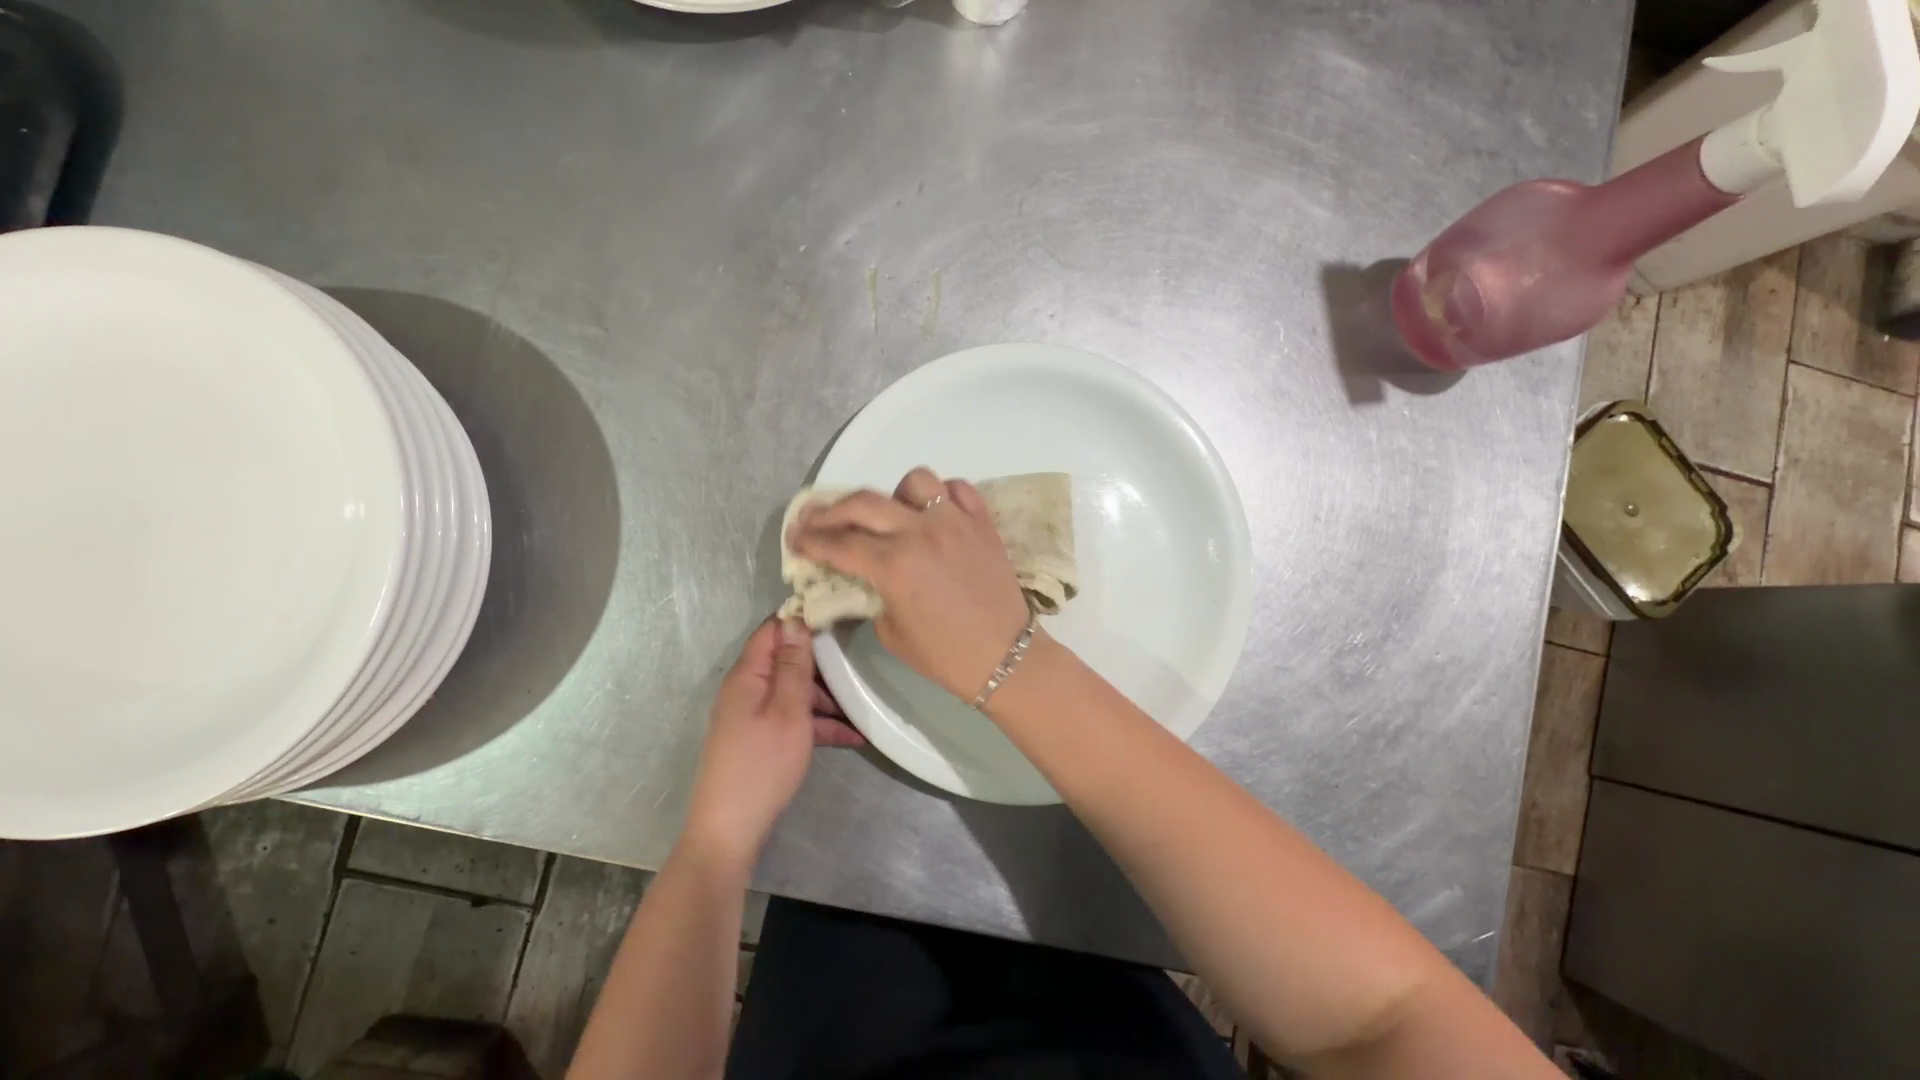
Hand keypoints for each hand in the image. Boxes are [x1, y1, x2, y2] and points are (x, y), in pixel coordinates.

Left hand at [683, 618, 864, 865]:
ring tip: (863, 709)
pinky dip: (818, 726)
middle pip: (786, 662)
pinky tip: (852, 738)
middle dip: (822, 664)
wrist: (730, 830)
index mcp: (747, 676)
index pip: (772, 630)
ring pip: (793, 693)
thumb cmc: (762, 765)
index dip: (802, 619)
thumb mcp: (788, 712)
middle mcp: (745, 691)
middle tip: (861, 663)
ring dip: (825, 699)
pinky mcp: (759, 742)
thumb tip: (793, 618)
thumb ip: (793, 666)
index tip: (838, 614)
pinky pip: (791, 720)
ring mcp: (751, 718)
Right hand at [786, 467, 1032, 700]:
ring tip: (889, 515)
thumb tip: (862, 576)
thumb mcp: (890, 631)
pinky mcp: (982, 522)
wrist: (1004, 657)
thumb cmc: (943, 655)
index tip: (795, 539)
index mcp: (893, 565)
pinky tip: (933, 514)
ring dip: (893, 495)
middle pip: (862, 503)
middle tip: (816, 520)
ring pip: (914, 482)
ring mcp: (954, 521)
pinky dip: (941, 495)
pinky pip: (957, 489)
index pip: (838, 543)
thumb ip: (871, 595)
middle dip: (830, 511)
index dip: (809, 540)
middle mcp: (920, 533)